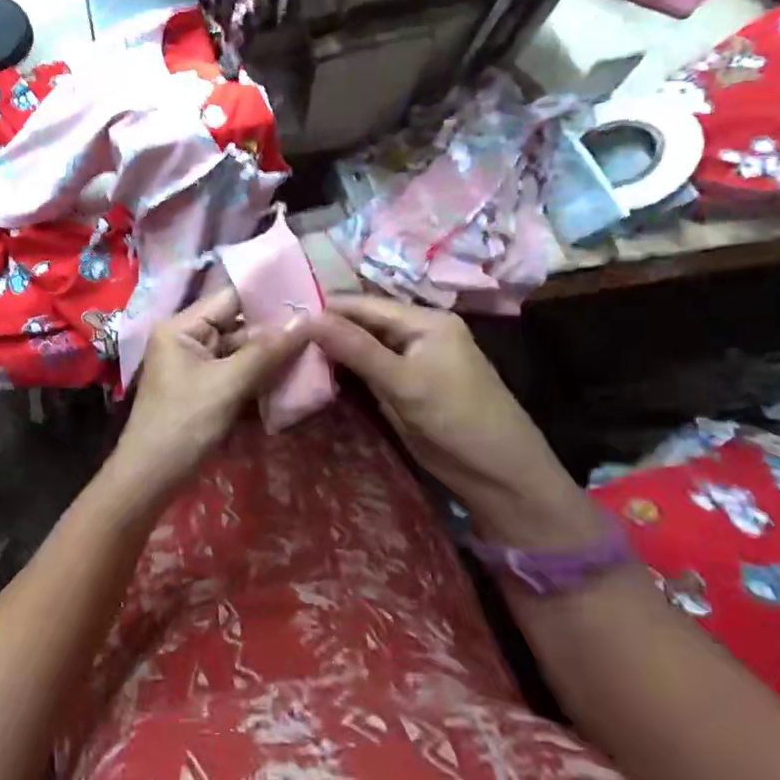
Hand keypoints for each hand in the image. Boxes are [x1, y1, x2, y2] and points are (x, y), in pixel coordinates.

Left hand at [107, 289, 311, 504]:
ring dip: (272, 354)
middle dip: (275, 328)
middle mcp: (187, 339)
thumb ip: (266, 352)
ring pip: (241, 350)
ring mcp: (196, 365)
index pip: (229, 298)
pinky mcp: (205, 389)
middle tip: (321, 325)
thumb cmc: (183, 424)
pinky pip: (237, 372)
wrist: (152, 477)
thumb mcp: (227, 384)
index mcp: (181, 327)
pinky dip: (261, 374)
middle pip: (237, 324)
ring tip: (316, 347)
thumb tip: (306, 320)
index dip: (267, 295)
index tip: (308, 293)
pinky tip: (294, 374)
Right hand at [309, 295, 603, 548]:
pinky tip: (315, 375)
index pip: (364, 305)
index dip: (324, 309)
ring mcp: (411, 361)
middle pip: (362, 324)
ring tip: (288, 355)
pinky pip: (368, 370)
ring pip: (362, 348)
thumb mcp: (403, 382)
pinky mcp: (406, 386)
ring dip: (331, 352)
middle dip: (325, 331)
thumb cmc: (456, 420)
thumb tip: (308, 316)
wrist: (499, 475)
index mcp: (425, 321)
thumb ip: (355, 349)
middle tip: (280, 340)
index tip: (281, 318)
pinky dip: (344, 372)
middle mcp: (417, 333)